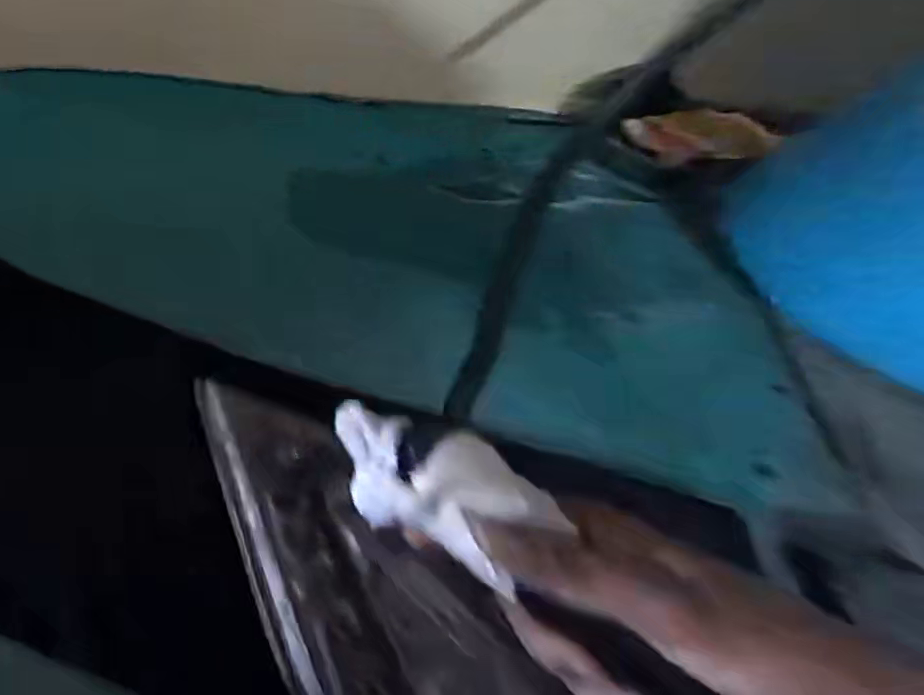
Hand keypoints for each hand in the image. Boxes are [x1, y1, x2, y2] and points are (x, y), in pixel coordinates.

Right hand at [476, 502, 922, 694]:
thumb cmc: (770, 650)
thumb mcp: (667, 606)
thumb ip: (567, 564)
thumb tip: (466, 518)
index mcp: (595, 529)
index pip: (498, 503)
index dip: (454, 516)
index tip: (409, 532)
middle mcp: (592, 559)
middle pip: (516, 579)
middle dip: (539, 629)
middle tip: (582, 666)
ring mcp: (613, 610)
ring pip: (547, 629)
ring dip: (579, 668)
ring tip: (626, 693)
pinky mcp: (629, 654)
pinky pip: (582, 665)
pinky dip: (596, 684)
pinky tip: (623, 693)